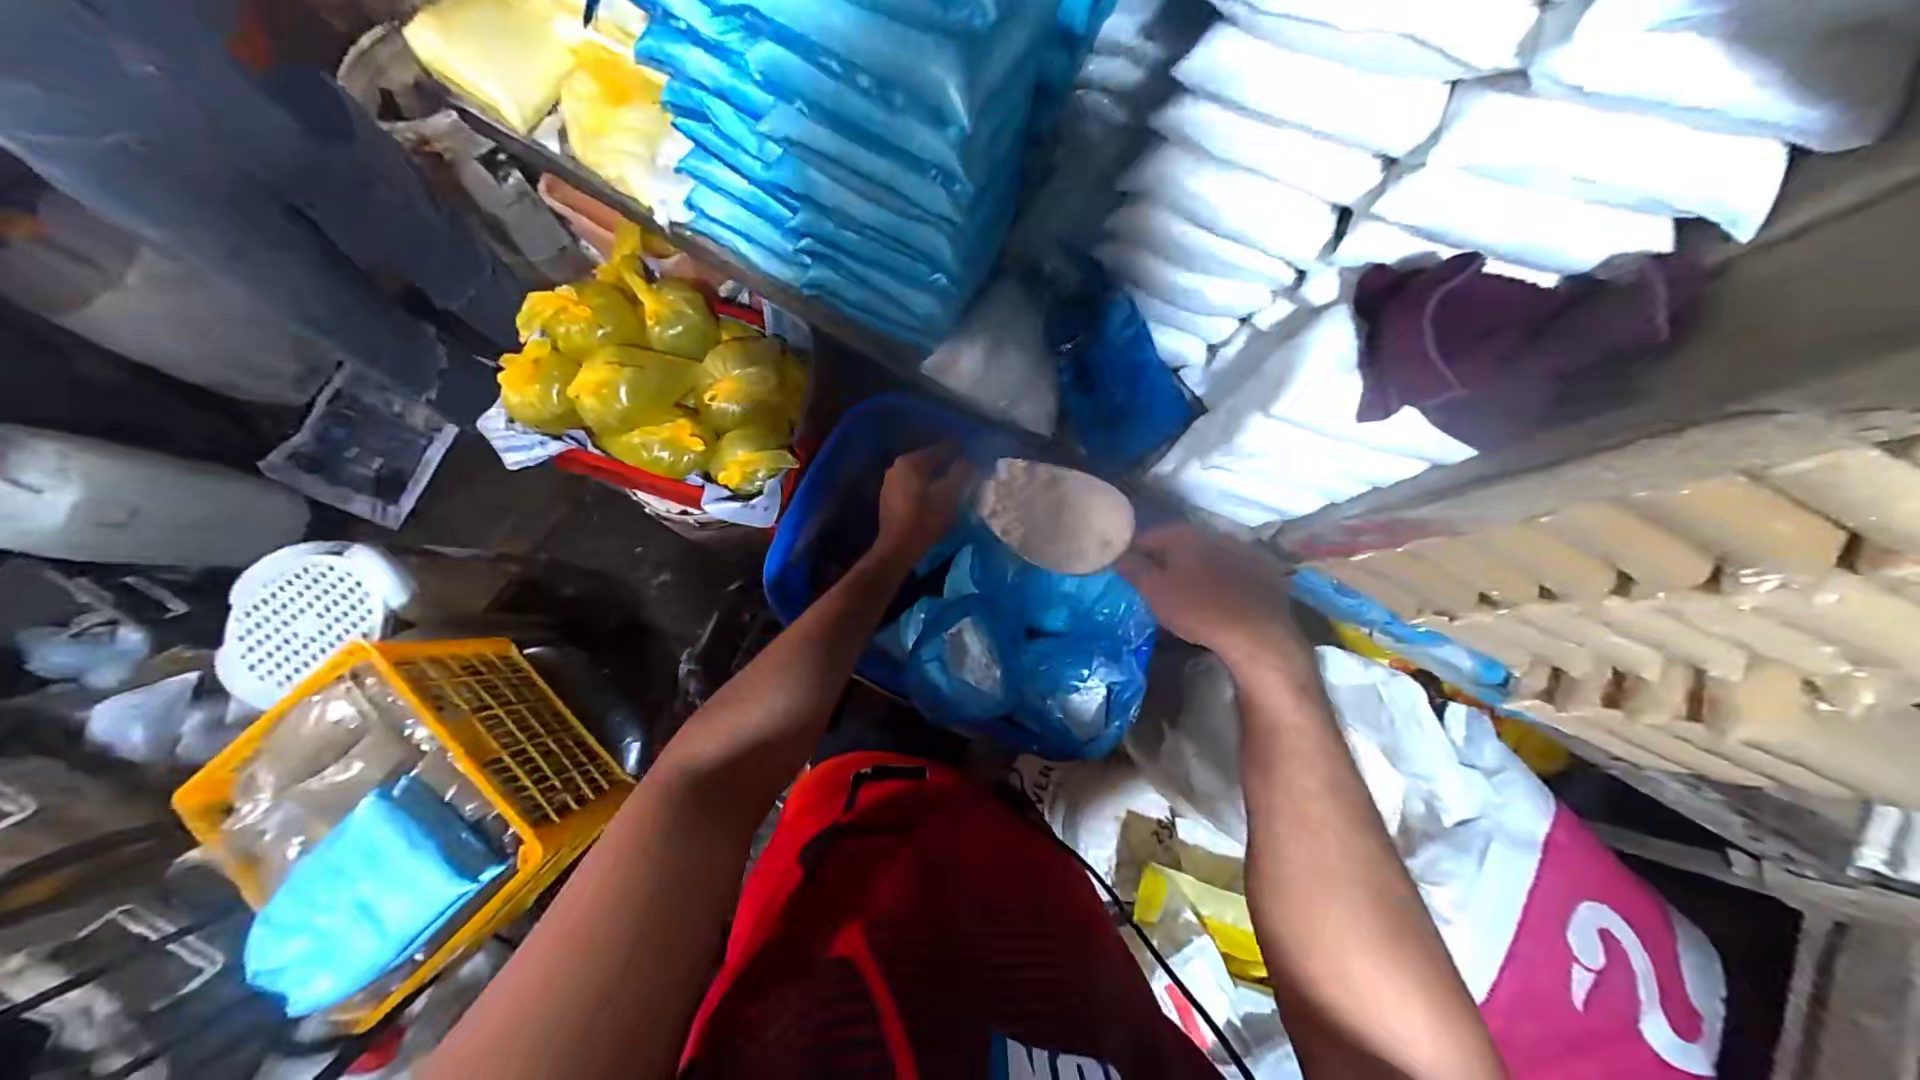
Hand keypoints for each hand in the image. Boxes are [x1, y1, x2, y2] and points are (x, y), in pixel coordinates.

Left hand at [873, 444, 973, 565]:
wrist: (897, 548)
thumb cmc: (925, 520)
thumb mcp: (950, 495)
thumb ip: (962, 472)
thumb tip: (971, 458)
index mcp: (911, 461)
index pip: (942, 449)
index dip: (961, 451)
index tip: (976, 454)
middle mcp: (897, 466)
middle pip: (930, 461)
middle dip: (948, 465)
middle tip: (968, 471)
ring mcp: (890, 482)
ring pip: (920, 474)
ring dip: (937, 477)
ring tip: (954, 485)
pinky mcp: (888, 498)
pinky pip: (912, 486)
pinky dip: (926, 488)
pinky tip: (936, 497)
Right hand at [1118, 523, 1308, 669]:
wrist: (1257, 634)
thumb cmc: (1198, 609)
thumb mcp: (1155, 591)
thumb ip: (1134, 569)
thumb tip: (1120, 555)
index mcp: (1185, 534)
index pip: (1147, 536)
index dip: (1133, 553)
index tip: (1126, 572)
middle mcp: (1214, 534)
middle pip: (1179, 545)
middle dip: (1165, 561)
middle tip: (1153, 587)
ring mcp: (1242, 551)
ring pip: (1206, 557)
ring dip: (1193, 571)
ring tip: (1185, 596)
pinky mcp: (1263, 572)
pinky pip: (1230, 572)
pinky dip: (1218, 581)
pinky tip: (1216, 601)